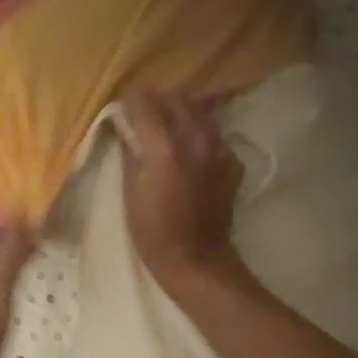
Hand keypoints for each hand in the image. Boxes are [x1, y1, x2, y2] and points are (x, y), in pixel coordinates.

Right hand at [120, 89, 246, 287]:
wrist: (196, 259)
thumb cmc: (153, 233)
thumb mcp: (130, 195)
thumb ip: (131, 154)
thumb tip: (127, 130)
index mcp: (165, 147)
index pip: (146, 102)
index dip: (132, 99)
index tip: (124, 103)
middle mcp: (196, 138)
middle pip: (178, 98)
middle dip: (160, 102)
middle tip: (147, 117)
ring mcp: (219, 147)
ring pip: (201, 111)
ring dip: (183, 114)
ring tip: (171, 130)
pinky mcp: (232, 161)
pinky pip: (215, 134)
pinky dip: (201, 136)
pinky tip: (193, 155)